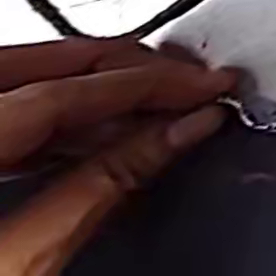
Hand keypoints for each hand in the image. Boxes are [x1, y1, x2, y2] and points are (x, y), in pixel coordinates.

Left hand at [0, 38, 233, 275]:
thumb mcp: (11, 273)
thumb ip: (101, 189)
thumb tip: (188, 127)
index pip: (58, 93)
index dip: (151, 82)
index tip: (209, 86)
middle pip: (17, 68)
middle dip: (116, 66)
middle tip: (183, 80)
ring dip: (80, 88)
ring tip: (142, 108)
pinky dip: (35, 116)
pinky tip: (75, 135)